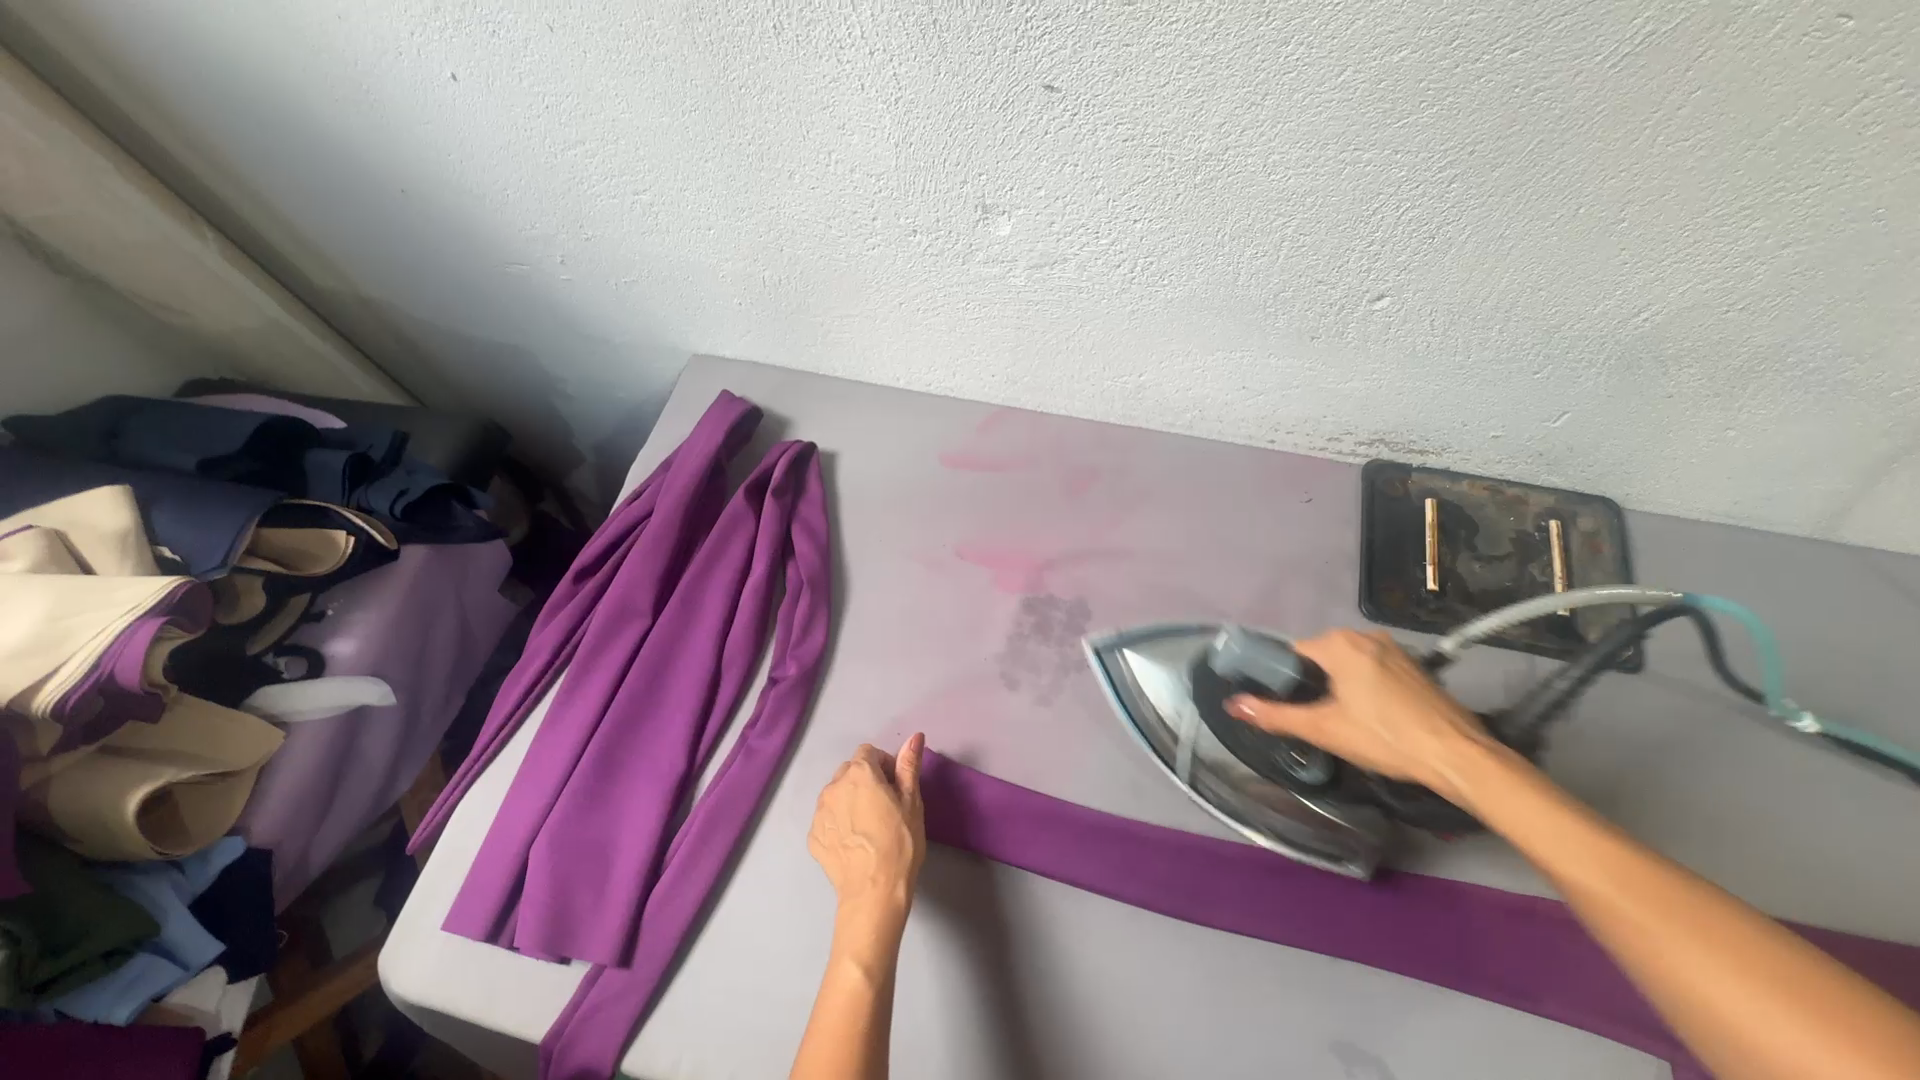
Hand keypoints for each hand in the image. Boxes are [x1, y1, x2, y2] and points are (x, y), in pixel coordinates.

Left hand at [808, 734, 926, 916]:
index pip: (868, 752)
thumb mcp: (912, 802)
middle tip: (884, 806)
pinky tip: (855, 843)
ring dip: (850, 800)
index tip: (896, 786)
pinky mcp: (813, 837)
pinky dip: (839, 823)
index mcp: (859, 774)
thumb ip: (909, 765)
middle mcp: (833, 787)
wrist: (874, 891)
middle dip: (866, 780)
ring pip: (836, 795)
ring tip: (869, 826)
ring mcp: (819, 813)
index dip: (884, 765)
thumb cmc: (900, 843)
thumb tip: (915, 736)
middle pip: (849, 771)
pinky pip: (828, 819)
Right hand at [1226, 629, 1498, 802]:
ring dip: (1338, 685)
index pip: (1292, 652)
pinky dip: (1362, 686)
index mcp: (1338, 643)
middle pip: (1320, 656)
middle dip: (1311, 683)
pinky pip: (1372, 669)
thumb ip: (1274, 715)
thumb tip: (1232, 704)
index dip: (1282, 679)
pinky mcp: (1414, 665)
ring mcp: (1394, 649)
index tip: (1286, 707)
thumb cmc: (1383, 738)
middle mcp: (1364, 636)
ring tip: (1340, 720)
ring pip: (1347, 663)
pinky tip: (1370, 715)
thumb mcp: (1323, 729)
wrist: (1457, 755)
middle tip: (1313, 719)